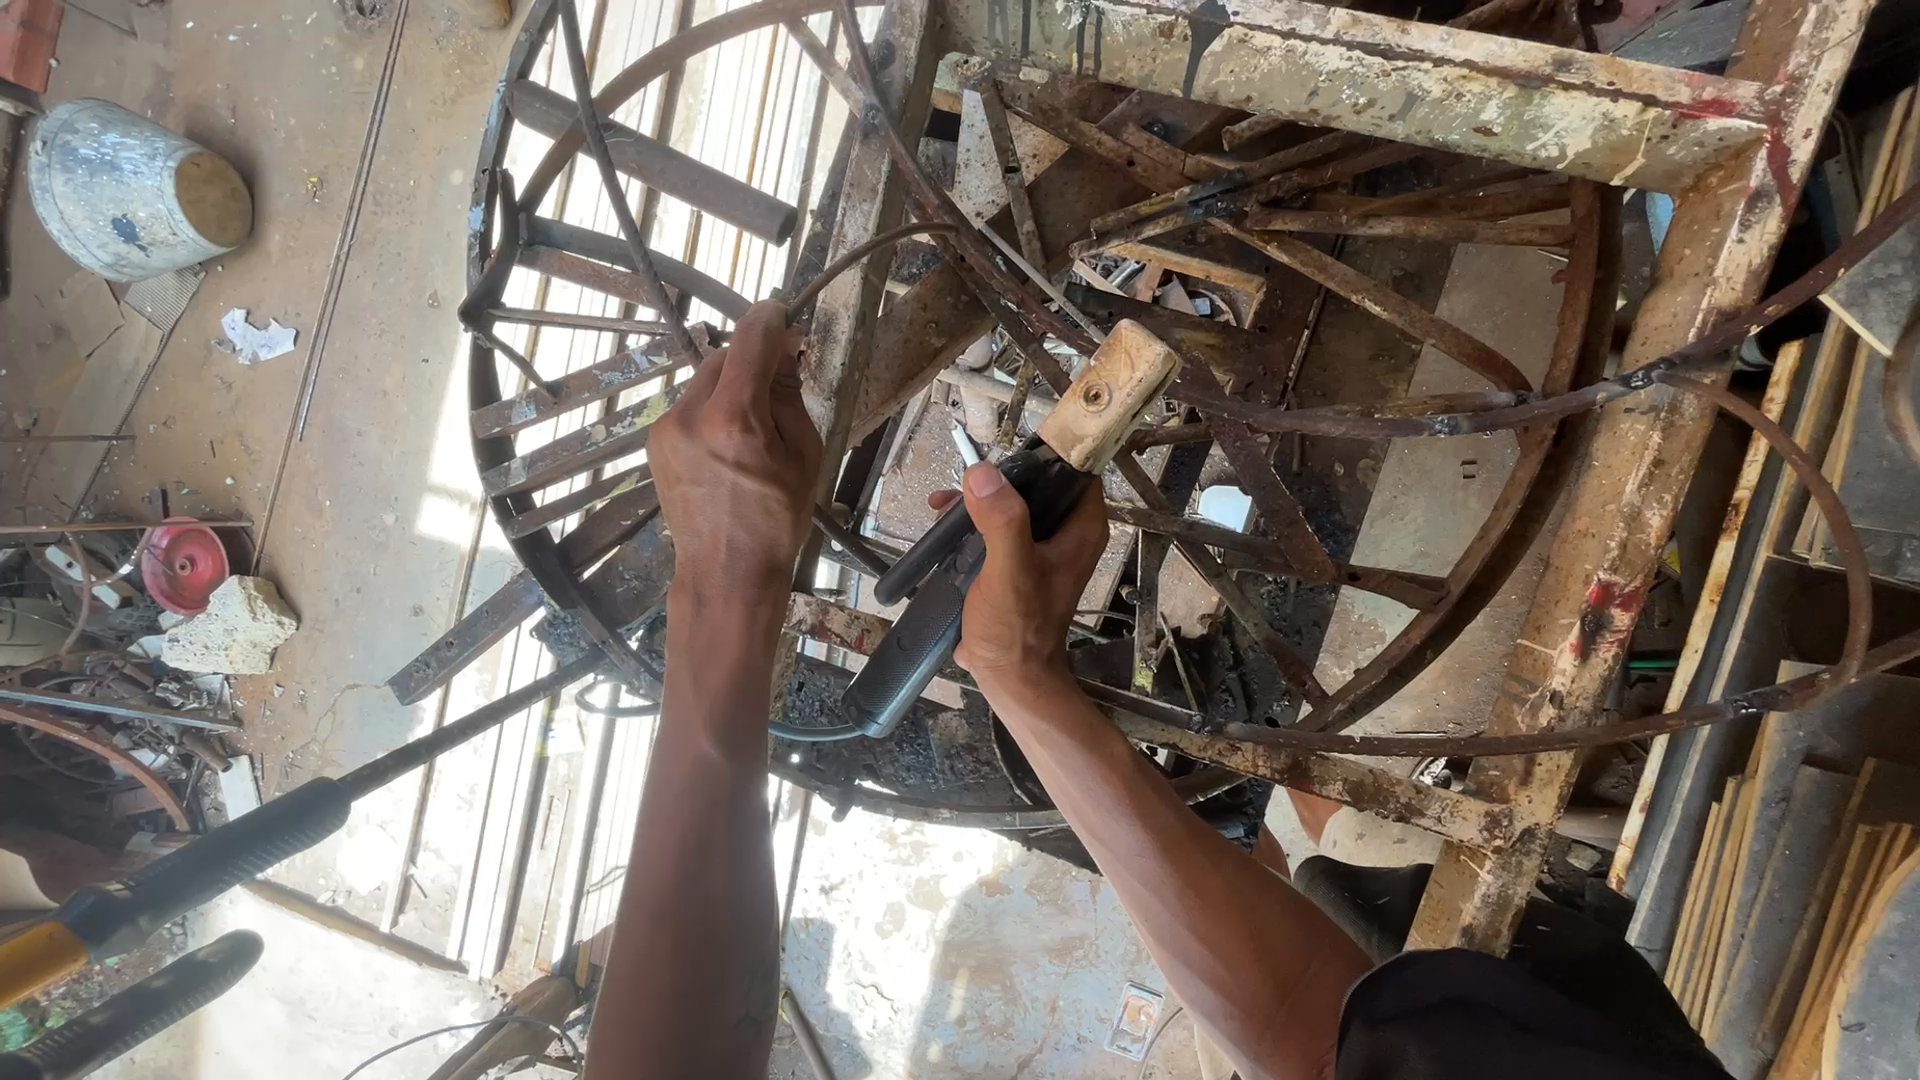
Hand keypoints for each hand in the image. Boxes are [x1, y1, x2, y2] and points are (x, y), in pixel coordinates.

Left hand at [650, 301, 822, 603]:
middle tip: (782, 378)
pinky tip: (731, 441)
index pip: (750, 341)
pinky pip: (691, 407)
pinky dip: (714, 408)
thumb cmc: (777, 520)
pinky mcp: (656, 442)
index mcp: (734, 418)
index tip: (784, 312)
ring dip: (733, 385)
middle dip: (753, 358)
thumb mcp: (803, 456)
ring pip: (705, 381)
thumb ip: (789, 399)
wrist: (726, 572)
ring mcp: (666, 427)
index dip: (770, 319)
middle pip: (724, 357)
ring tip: (756, 422)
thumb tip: (783, 357)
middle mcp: (690, 413)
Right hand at [932, 462, 1108, 693]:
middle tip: (962, 486)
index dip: (1042, 455)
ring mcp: (1042, 547)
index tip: (1002, 456)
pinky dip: (973, 522)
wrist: (1008, 675)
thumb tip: (982, 473)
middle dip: (996, 479)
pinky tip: (945, 526)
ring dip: (978, 500)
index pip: (1074, 469)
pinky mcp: (1018, 561)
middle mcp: (1067, 532)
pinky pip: (998, 527)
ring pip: (1012, 503)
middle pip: (1036, 483)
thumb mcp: (1009, 571)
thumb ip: (1001, 521)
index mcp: (1081, 528)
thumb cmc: (1016, 629)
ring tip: (944, 507)